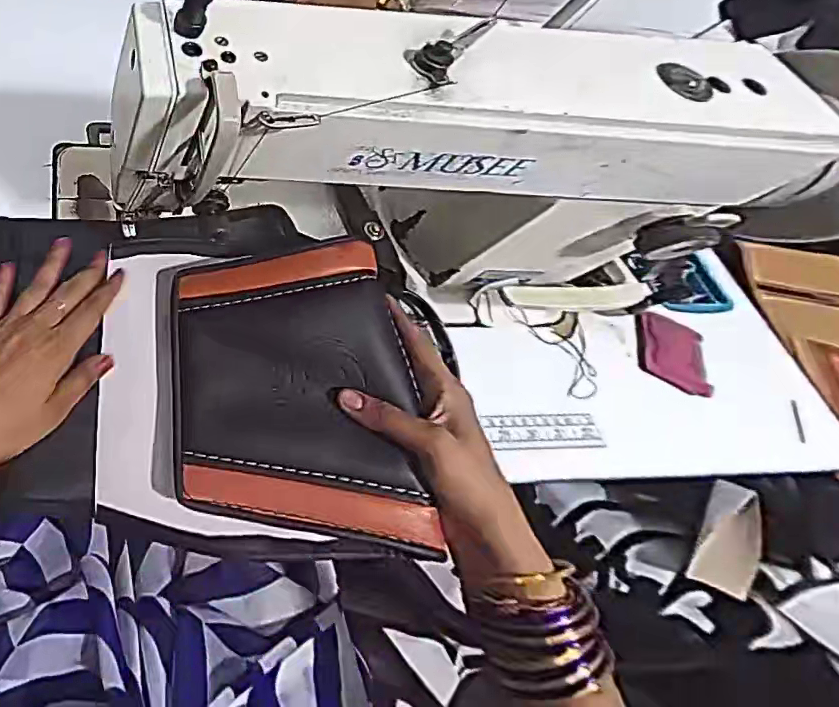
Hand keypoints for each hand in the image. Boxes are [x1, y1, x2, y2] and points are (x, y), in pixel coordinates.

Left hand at [0, 239, 124, 472]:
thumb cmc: (0, 428)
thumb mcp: (53, 412)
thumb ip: (80, 381)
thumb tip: (103, 362)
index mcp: (55, 352)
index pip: (89, 313)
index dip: (106, 292)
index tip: (116, 278)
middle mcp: (32, 333)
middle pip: (67, 294)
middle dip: (87, 273)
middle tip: (98, 257)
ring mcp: (6, 329)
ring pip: (36, 287)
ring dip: (51, 264)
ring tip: (61, 245)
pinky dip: (3, 281)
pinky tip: (8, 268)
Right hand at [338, 299, 553, 583]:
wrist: (489, 538)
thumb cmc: (482, 490)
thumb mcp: (433, 444)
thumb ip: (390, 418)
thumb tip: (352, 396)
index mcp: (449, 393)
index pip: (421, 344)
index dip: (401, 319)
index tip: (382, 299)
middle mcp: (438, 407)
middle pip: (405, 367)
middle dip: (382, 347)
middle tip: (358, 327)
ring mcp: (427, 430)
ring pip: (393, 398)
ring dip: (374, 386)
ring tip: (349, 367)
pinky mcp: (417, 453)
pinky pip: (387, 426)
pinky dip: (370, 417)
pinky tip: (355, 416)